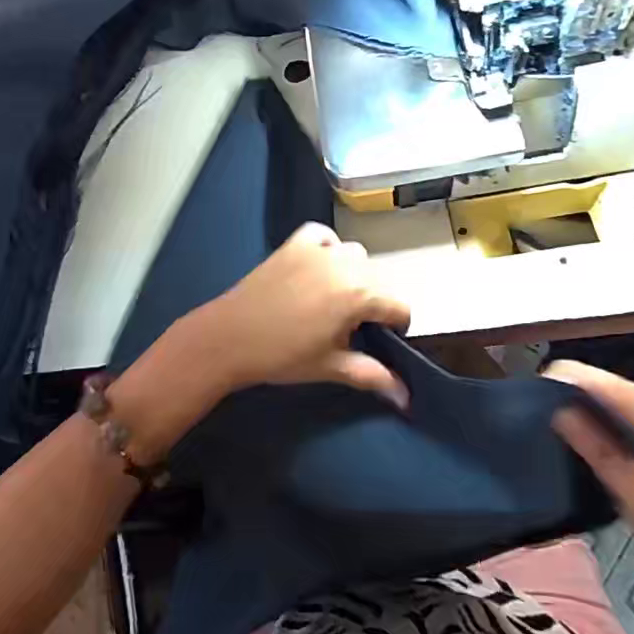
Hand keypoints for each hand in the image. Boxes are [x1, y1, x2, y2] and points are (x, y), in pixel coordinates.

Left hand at [186, 222, 411, 407]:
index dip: (394, 327)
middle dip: (373, 303)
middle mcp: (345, 264)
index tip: (379, 341)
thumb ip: (373, 376)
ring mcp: (318, 250)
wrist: (228, 339)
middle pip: (378, 281)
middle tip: (349, 328)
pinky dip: (327, 247)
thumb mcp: (331, 367)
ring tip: (332, 300)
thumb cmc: (282, 356)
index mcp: (359, 294)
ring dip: (353, 275)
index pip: (398, 306)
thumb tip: (405, 397)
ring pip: (354, 255)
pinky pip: (323, 236)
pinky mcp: (294, 243)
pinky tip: (318, 268)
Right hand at [544, 360, 633, 592]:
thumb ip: (601, 450)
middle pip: (589, 384)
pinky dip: (585, 431)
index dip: (552, 387)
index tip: (522, 415)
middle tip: (526, 435)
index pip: (588, 376)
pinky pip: (606, 421)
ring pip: (594, 402)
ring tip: (538, 443)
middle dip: (557, 401)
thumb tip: (555, 409)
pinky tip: (568, 453)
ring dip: (568, 417)